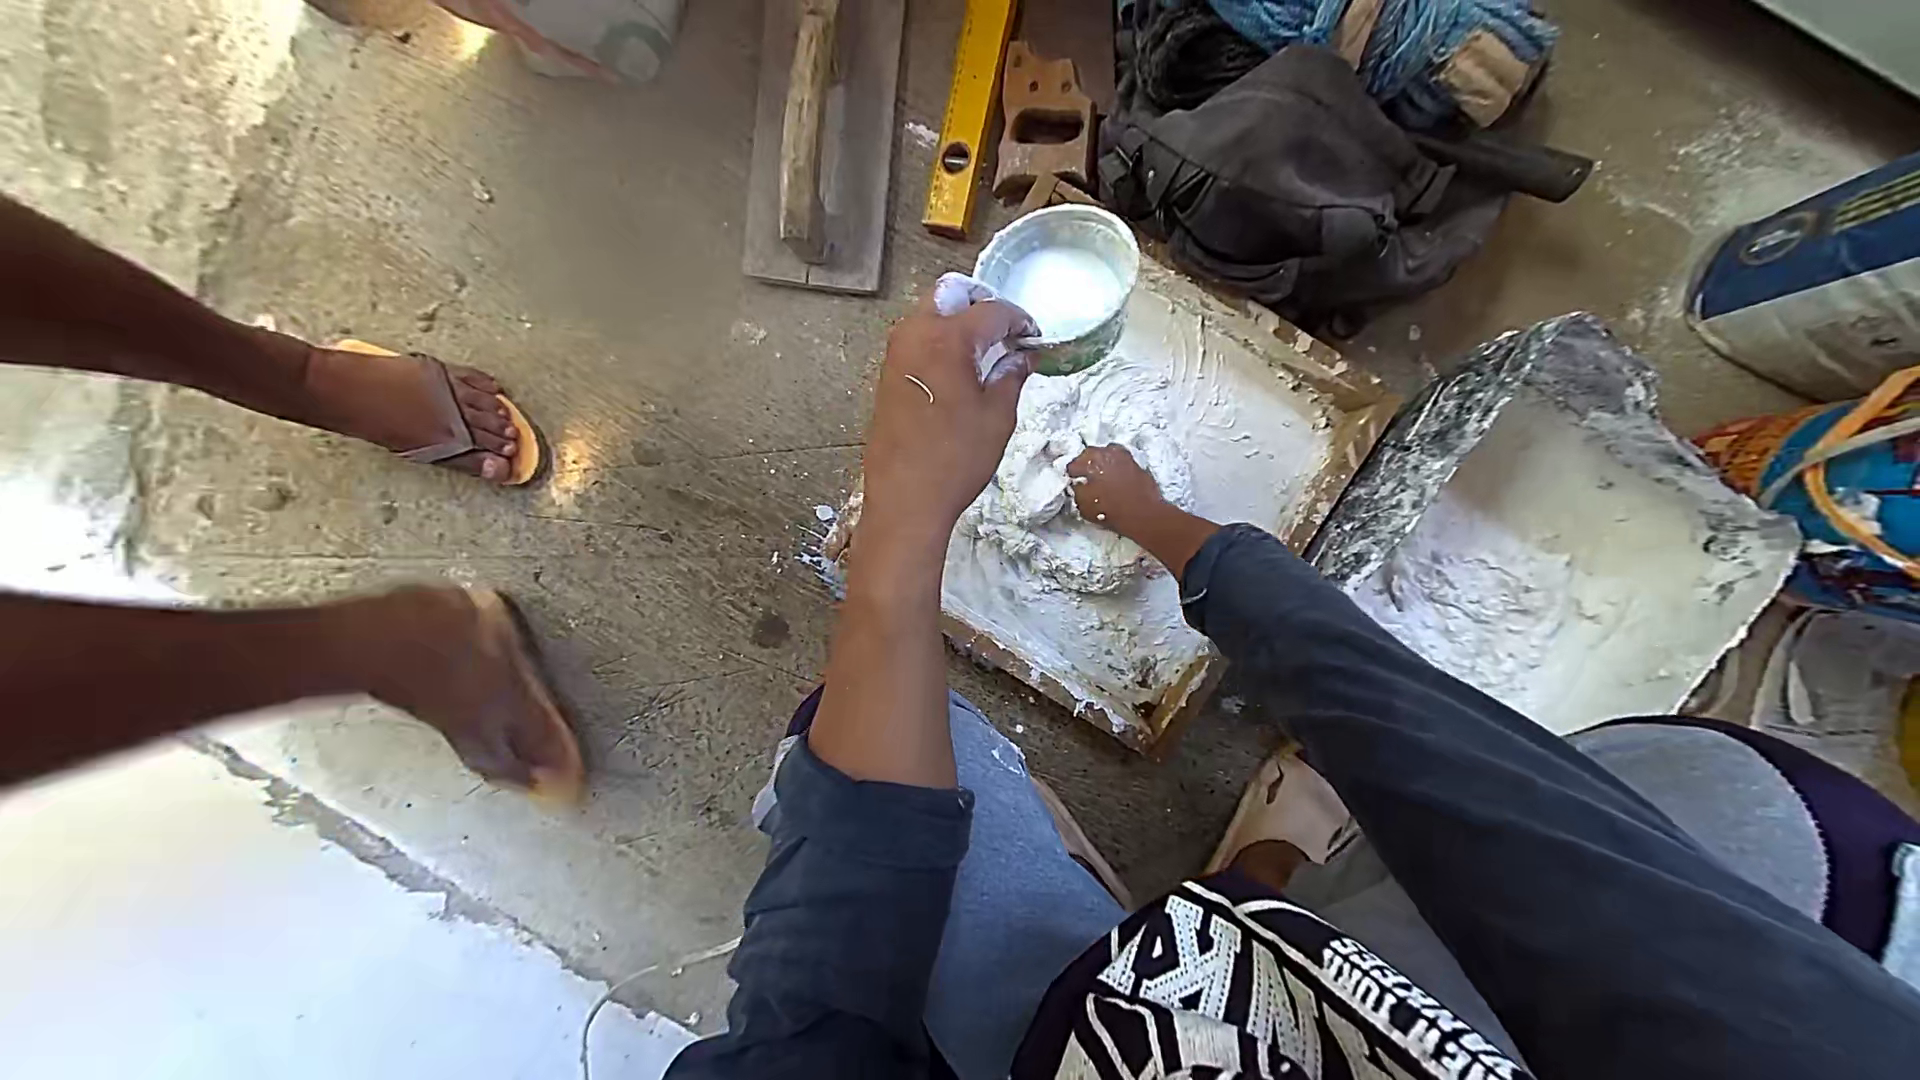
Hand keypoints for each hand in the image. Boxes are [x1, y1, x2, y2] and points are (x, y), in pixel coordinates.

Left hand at [860, 288, 1037, 546]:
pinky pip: (916, 342)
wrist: (906, 499)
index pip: (991, 310)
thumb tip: (1021, 356)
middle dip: (981, 306)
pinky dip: (939, 344)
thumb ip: (1011, 376)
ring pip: (929, 315)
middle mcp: (914, 335)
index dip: (1019, 319)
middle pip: (951, 295)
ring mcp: (895, 354)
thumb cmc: (955, 460)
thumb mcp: (997, 417)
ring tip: (984, 355)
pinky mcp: (886, 376)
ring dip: (957, 324)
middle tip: (1004, 334)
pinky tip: (958, 373)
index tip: (1032, 335)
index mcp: (946, 338)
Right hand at [1067, 445, 1167, 534]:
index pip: (1073, 464)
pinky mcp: (1136, 463)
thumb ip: (1077, 491)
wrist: (1143, 514)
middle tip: (1085, 475)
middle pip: (1090, 453)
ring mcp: (1123, 457)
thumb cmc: (1110, 511)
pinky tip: (1116, 474)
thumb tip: (1077, 485)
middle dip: (1085, 462)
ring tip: (1101, 472)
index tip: (1072, 480)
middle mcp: (1106, 454)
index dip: (1071, 474)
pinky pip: (1121, 459)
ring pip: (1107, 452)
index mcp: (1090, 462)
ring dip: (1101, 460)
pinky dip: (1116, 464)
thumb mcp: (1084, 506)